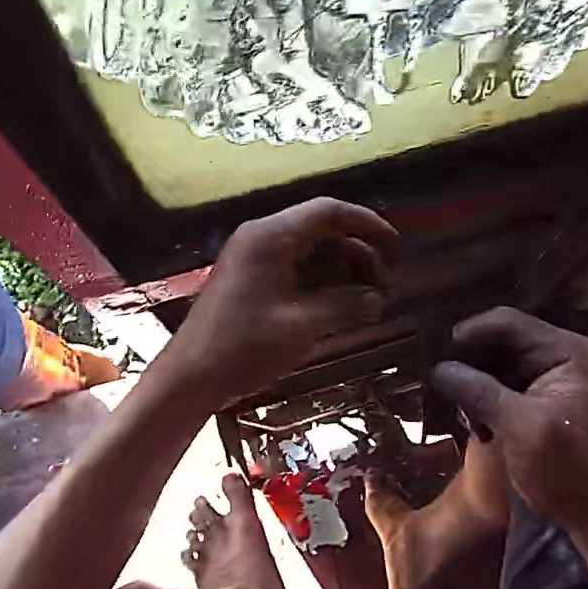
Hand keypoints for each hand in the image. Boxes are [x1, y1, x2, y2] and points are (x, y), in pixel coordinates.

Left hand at [159, 197, 398, 404]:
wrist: (191, 376)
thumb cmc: (244, 347)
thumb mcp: (302, 325)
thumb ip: (345, 305)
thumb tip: (378, 299)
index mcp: (270, 236)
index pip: (329, 212)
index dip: (369, 225)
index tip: (396, 250)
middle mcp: (263, 237)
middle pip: (323, 230)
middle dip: (360, 253)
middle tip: (386, 286)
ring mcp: (256, 258)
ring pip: (313, 252)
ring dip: (343, 272)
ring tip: (369, 302)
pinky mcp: (254, 278)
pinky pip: (297, 270)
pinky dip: (323, 284)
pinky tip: (343, 308)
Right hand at [430, 307, 587, 522]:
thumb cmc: (568, 470)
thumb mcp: (523, 429)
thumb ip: (481, 392)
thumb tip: (438, 368)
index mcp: (564, 351)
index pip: (506, 323)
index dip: (469, 334)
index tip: (435, 352)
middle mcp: (554, 355)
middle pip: (495, 341)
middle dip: (466, 360)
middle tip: (436, 381)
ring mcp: (543, 377)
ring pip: (490, 363)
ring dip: (469, 382)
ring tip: (454, 407)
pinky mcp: (530, 399)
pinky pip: (493, 385)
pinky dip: (477, 398)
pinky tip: (470, 421)